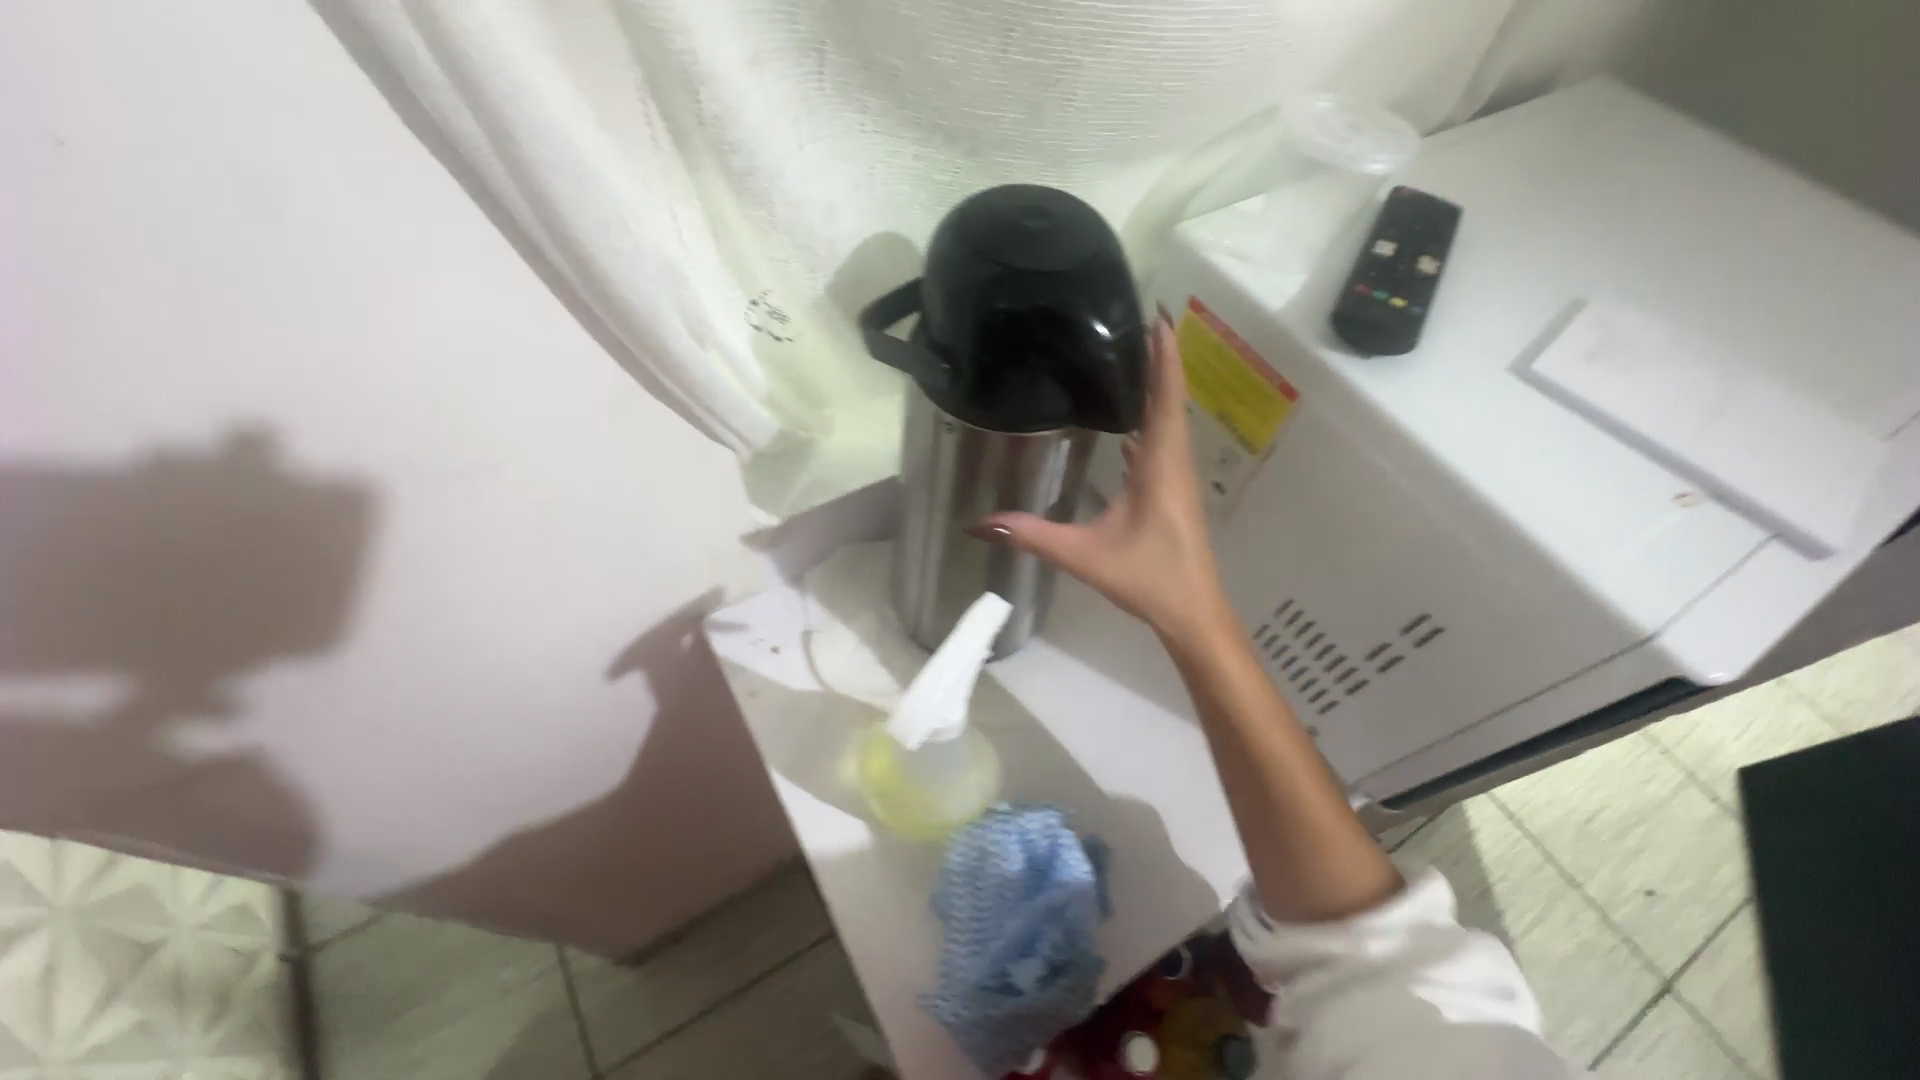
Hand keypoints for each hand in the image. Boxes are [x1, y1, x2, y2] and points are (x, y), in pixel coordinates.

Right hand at [974, 318, 1231, 641]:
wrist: (1192, 613)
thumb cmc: (1149, 579)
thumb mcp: (1086, 556)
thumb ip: (1035, 537)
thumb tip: (980, 524)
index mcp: (1162, 465)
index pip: (1165, 397)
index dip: (1163, 355)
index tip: (1154, 315)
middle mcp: (1174, 462)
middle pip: (1169, 397)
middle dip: (1156, 357)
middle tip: (1130, 321)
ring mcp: (1176, 476)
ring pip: (1167, 418)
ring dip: (1155, 386)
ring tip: (1129, 356)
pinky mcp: (1171, 491)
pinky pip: (1161, 441)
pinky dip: (1149, 418)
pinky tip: (1127, 420)